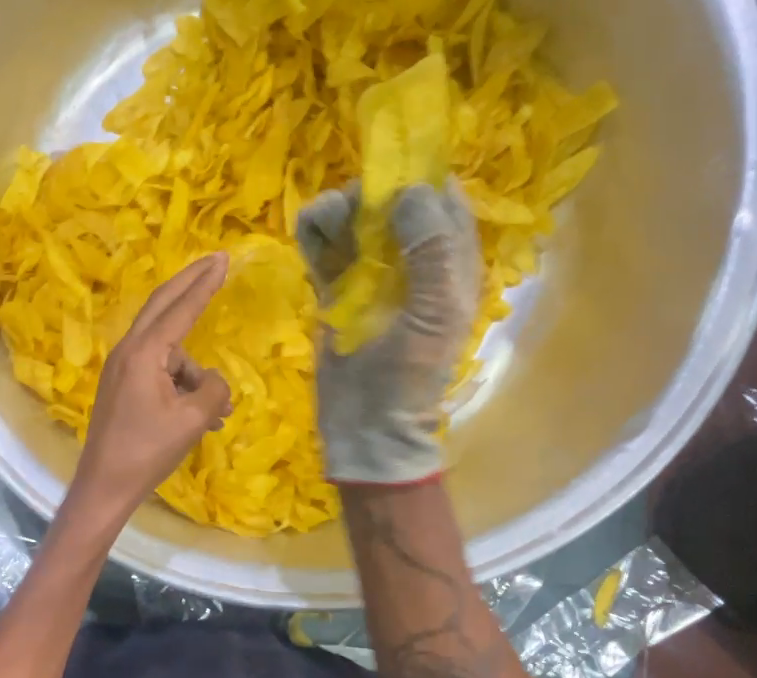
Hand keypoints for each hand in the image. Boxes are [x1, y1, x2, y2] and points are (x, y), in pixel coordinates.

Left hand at [69, 253, 232, 516]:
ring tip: (218, 412)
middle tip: (217, 263)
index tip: (223, 260)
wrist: (104, 485)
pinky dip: (181, 387)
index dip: (204, 284)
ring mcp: (120, 371)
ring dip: (195, 374)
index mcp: (143, 353)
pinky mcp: (120, 389)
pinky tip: (201, 418)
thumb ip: (213, 390)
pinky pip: (158, 374)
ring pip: (168, 354)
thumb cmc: (147, 451)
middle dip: (191, 286)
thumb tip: (212, 380)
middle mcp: (128, 353)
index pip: (179, 307)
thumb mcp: (192, 420)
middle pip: (162, 307)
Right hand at [296, 181, 480, 485]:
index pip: (441, 199)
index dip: (418, 178)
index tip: (390, 172)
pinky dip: (313, 236)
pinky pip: (323, 250)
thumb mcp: (435, 310)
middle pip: (390, 203)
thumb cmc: (409, 374)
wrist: (366, 426)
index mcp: (449, 263)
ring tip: (322, 227)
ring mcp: (370, 277)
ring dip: (336, 213)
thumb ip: (431, 248)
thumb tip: (407, 191)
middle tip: (351, 212)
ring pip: (353, 222)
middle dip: (368, 196)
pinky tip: (307, 236)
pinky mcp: (334, 292)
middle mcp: (411, 262)